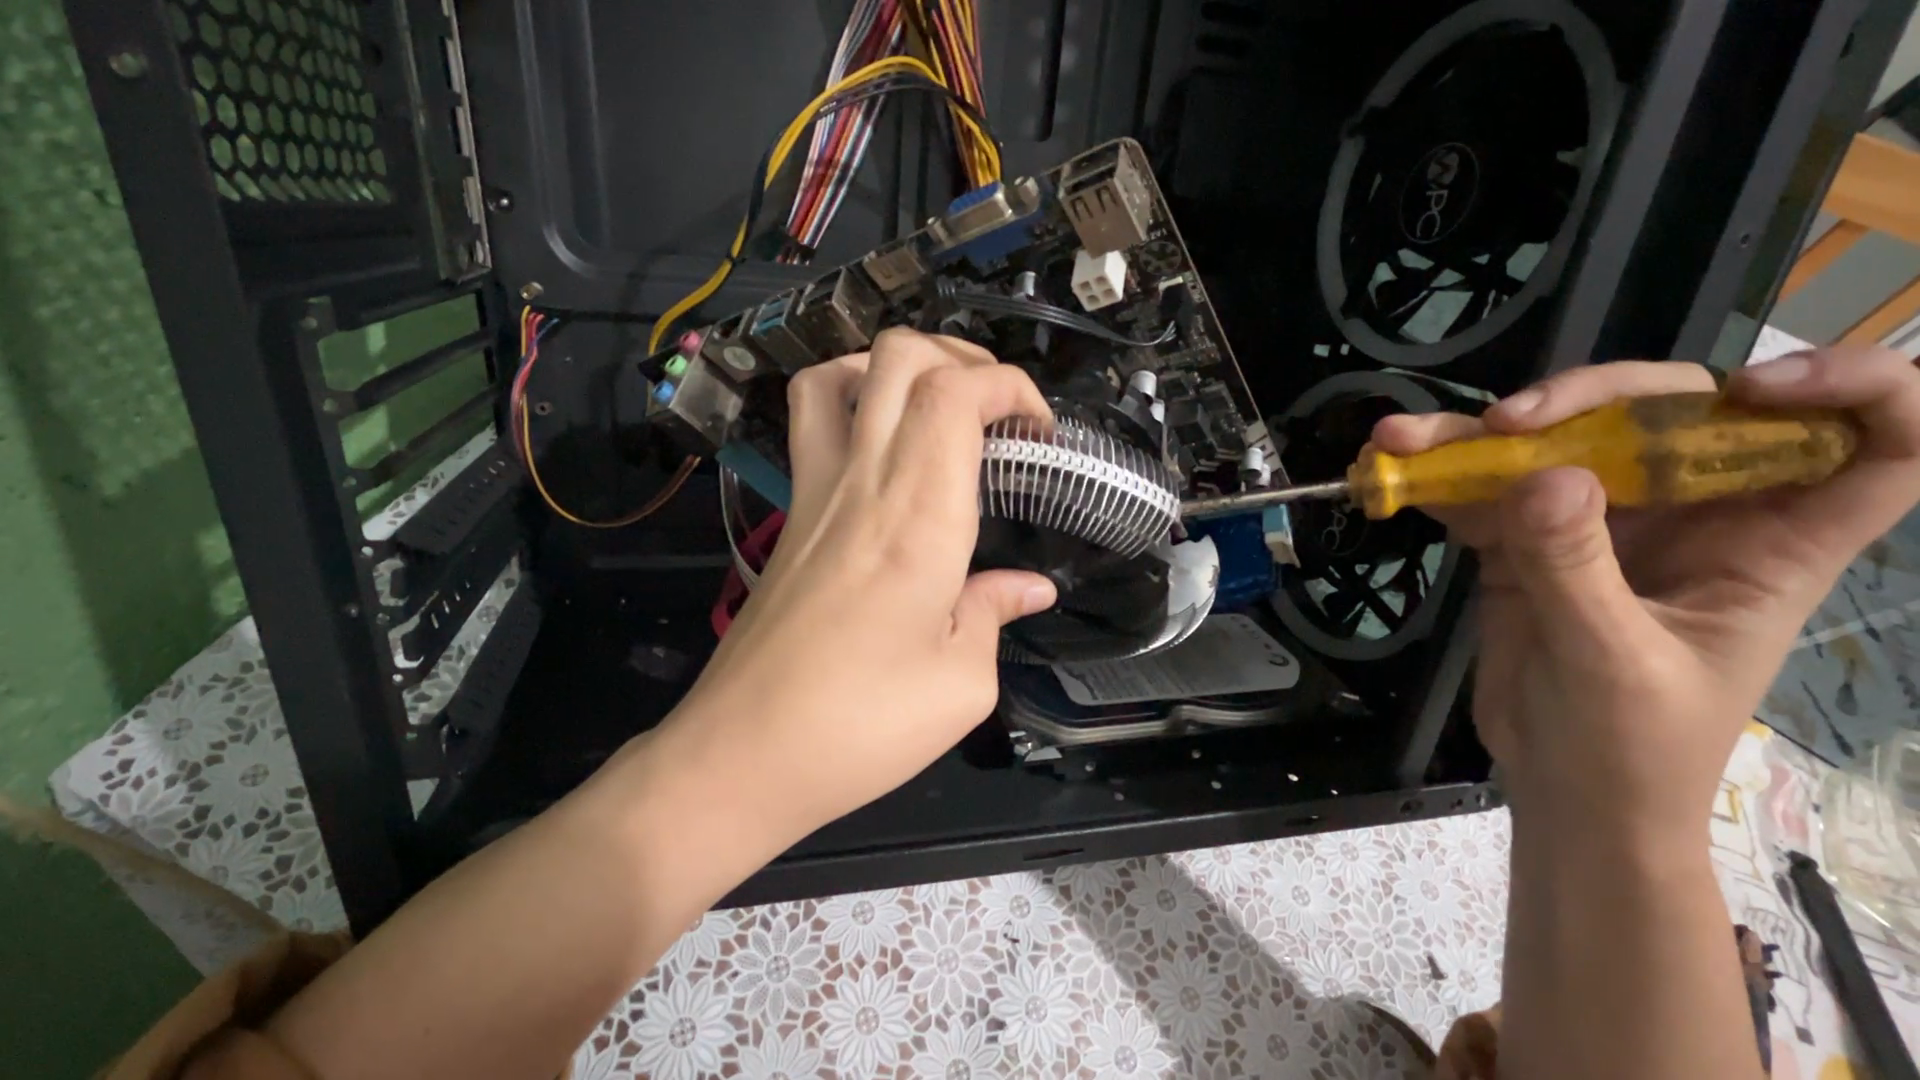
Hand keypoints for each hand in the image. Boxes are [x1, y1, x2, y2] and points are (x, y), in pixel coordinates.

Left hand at [638, 329, 1056, 863]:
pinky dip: (849, 394)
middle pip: (900, 356)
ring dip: (903, 367)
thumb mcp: (962, 685)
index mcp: (919, 519)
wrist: (744, 753)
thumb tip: (1028, 588)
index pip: (956, 393)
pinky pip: (810, 418)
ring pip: (843, 371)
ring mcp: (815, 491)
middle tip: (1002, 413)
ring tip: (942, 408)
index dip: (1010, 387)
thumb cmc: (862, 726)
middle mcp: (863, 483)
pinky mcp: (790, 512)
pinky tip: (880, 438)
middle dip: (966, 359)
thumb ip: (995, 614)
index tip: (1040, 435)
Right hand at [1372, 347, 1919, 837]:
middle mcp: (1693, 514)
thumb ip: (1577, 570)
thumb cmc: (1632, 750)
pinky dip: (1438, 476)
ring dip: (1475, 433)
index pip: (1875, 444)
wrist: (1564, 795)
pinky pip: (1487, 488)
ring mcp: (1603, 523)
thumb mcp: (1612, 664)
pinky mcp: (1528, 540)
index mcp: (1767, 544)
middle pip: (1671, 412)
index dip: (1848, 389)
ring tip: (1401, 439)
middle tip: (1508, 424)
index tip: (1753, 388)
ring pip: (1558, 440)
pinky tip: (1389, 471)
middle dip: (1589, 398)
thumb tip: (1543, 477)